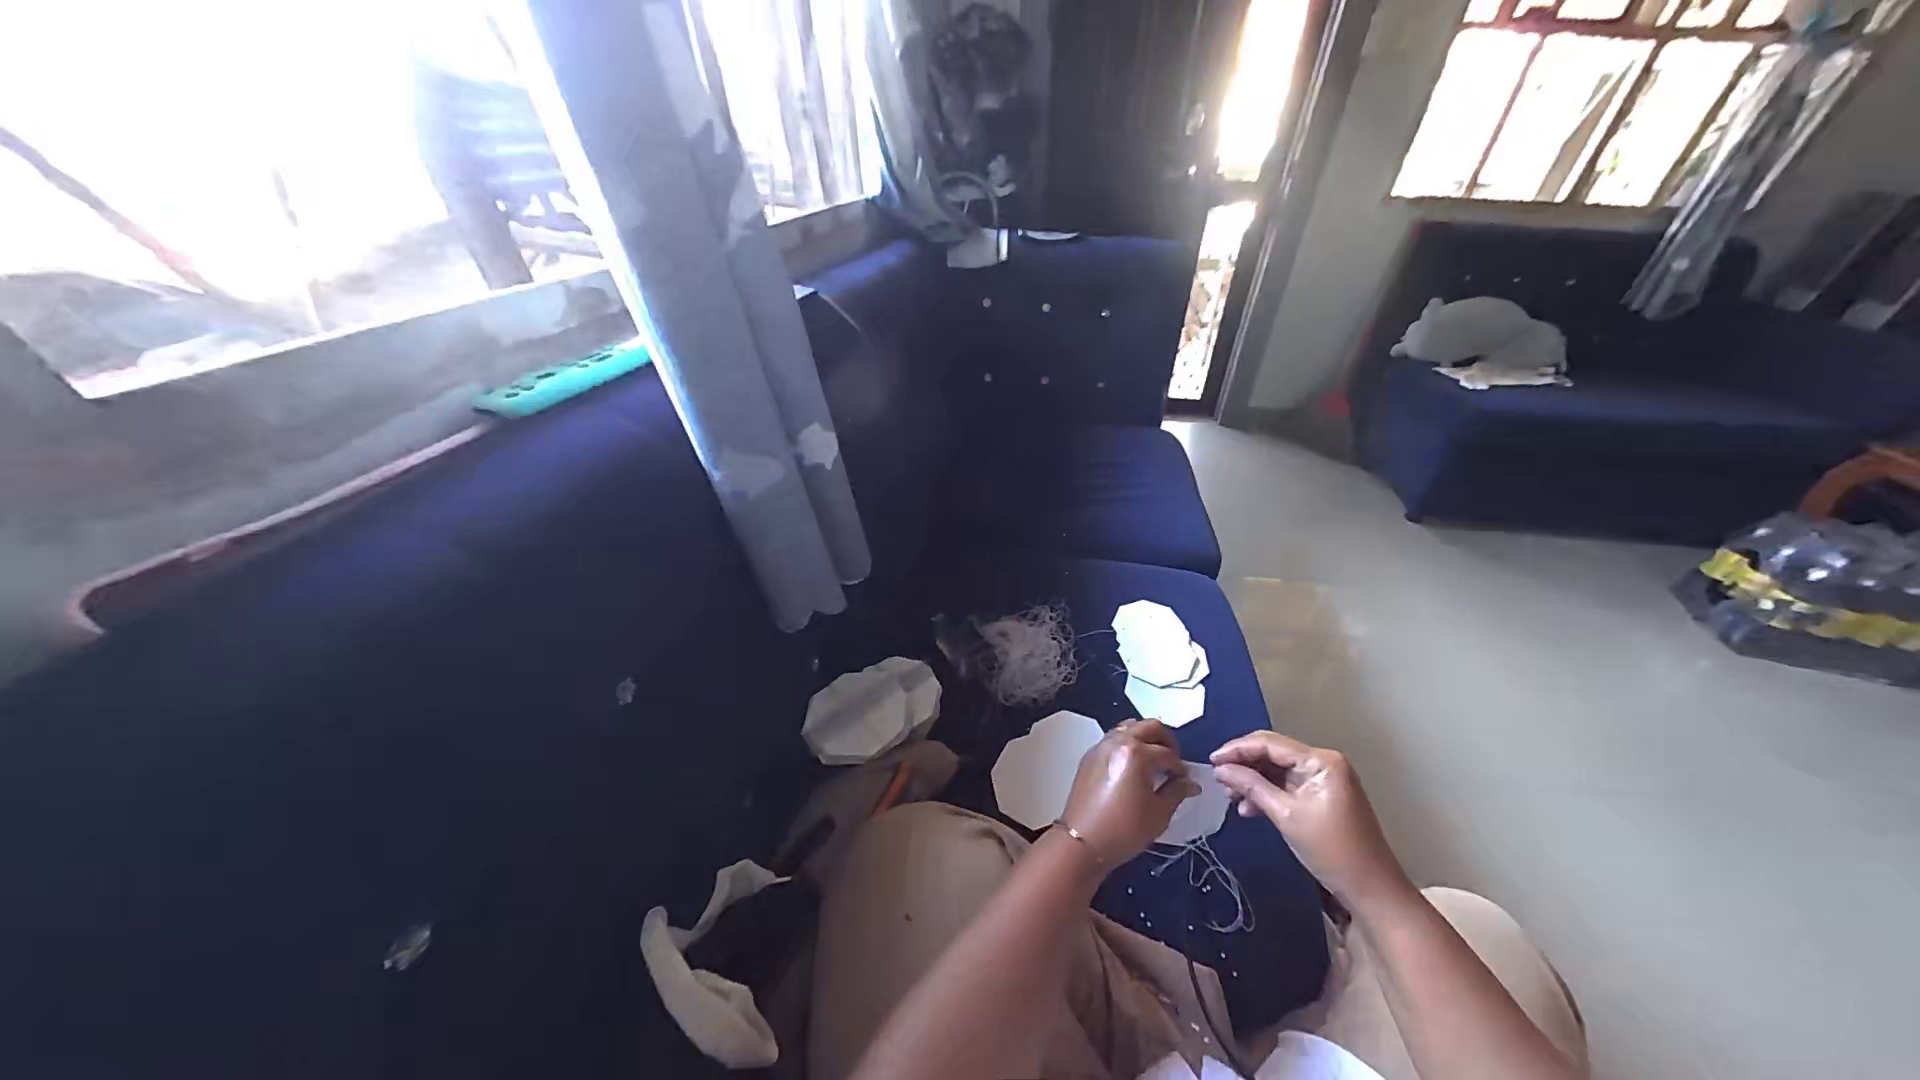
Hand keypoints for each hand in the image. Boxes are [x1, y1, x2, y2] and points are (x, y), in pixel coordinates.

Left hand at [1059, 719, 1198, 866]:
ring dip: (1146, 738)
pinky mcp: (1090, 755)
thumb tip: (1190, 783)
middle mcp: (1118, 741)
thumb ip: (1177, 791)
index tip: (1185, 782)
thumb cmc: (1125, 829)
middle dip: (1166, 741)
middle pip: (1149, 726)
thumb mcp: (1159, 813)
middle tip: (1173, 762)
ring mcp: (1101, 746)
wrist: (1082, 841)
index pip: (1168, 754)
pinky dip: (1128, 743)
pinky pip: (1114, 738)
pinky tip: (1134, 765)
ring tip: (1154, 761)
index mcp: (1136, 753)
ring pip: (1130, 728)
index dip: (1181, 768)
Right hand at [1210, 732, 1412, 911]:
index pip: (1269, 744)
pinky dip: (1266, 793)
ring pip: (1276, 770)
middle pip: (1272, 754)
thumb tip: (1221, 769)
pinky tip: (1249, 808)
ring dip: (1252, 781)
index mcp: (1321, 761)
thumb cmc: (1331, 851)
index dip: (1237, 749)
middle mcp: (1324, 762)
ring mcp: (1324, 779)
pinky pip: (1286, 785)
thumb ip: (1251, 786)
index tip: (1211, 761)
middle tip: (1219, 780)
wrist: (1372, 890)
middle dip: (1243, 765)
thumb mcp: (1285, 815)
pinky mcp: (1321, 795)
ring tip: (1231, 797)